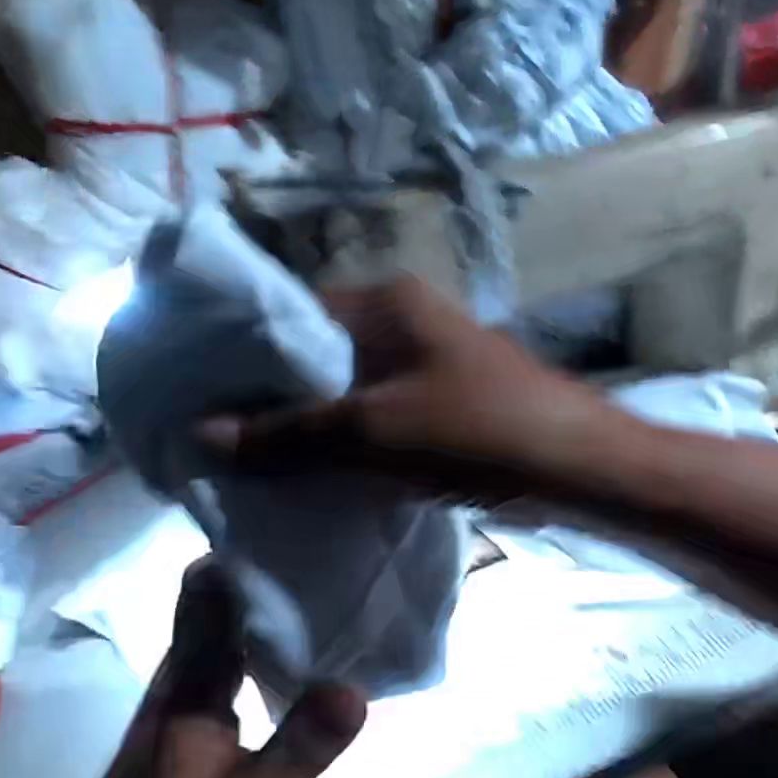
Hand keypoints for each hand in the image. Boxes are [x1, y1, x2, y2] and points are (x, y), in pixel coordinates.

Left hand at [17, 562, 366, 777]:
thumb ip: (299, 749)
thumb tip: (355, 689)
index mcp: (194, 673)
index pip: (215, 586)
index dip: (256, 554)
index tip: (306, 536)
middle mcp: (188, 663)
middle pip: (228, 592)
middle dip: (277, 572)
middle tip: (337, 559)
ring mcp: (189, 681)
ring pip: (231, 618)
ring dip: (274, 603)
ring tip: (334, 592)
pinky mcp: (195, 701)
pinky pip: (234, 647)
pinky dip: (268, 637)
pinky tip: (306, 647)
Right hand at [199, 277, 626, 502]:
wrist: (576, 470)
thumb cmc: (475, 432)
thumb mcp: (372, 431)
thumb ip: (287, 434)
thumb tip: (201, 434)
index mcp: (385, 303)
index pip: (290, 315)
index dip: (243, 356)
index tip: (201, 397)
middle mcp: (401, 323)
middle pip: (314, 357)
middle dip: (270, 398)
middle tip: (220, 437)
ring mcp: (421, 366)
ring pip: (342, 392)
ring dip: (304, 425)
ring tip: (251, 460)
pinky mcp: (435, 407)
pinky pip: (370, 420)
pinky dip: (340, 444)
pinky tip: (310, 474)